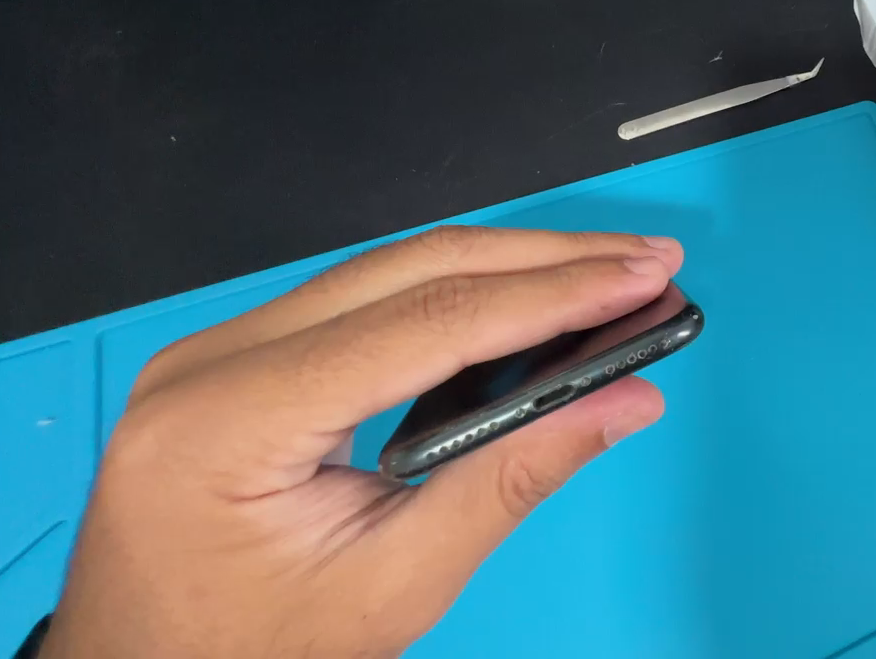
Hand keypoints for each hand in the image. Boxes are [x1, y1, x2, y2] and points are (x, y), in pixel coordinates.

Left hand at [41, 225, 682, 658]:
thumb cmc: (260, 656)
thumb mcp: (400, 585)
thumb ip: (521, 477)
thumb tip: (635, 397)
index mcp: (235, 417)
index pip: (433, 320)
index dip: (554, 292)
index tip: (644, 276)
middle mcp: (224, 352)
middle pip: (426, 265)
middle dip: (556, 257)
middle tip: (651, 256)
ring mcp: (237, 339)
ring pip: (413, 262)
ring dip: (527, 260)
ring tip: (616, 266)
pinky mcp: (264, 344)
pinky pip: (393, 288)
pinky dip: (483, 283)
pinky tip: (541, 289)